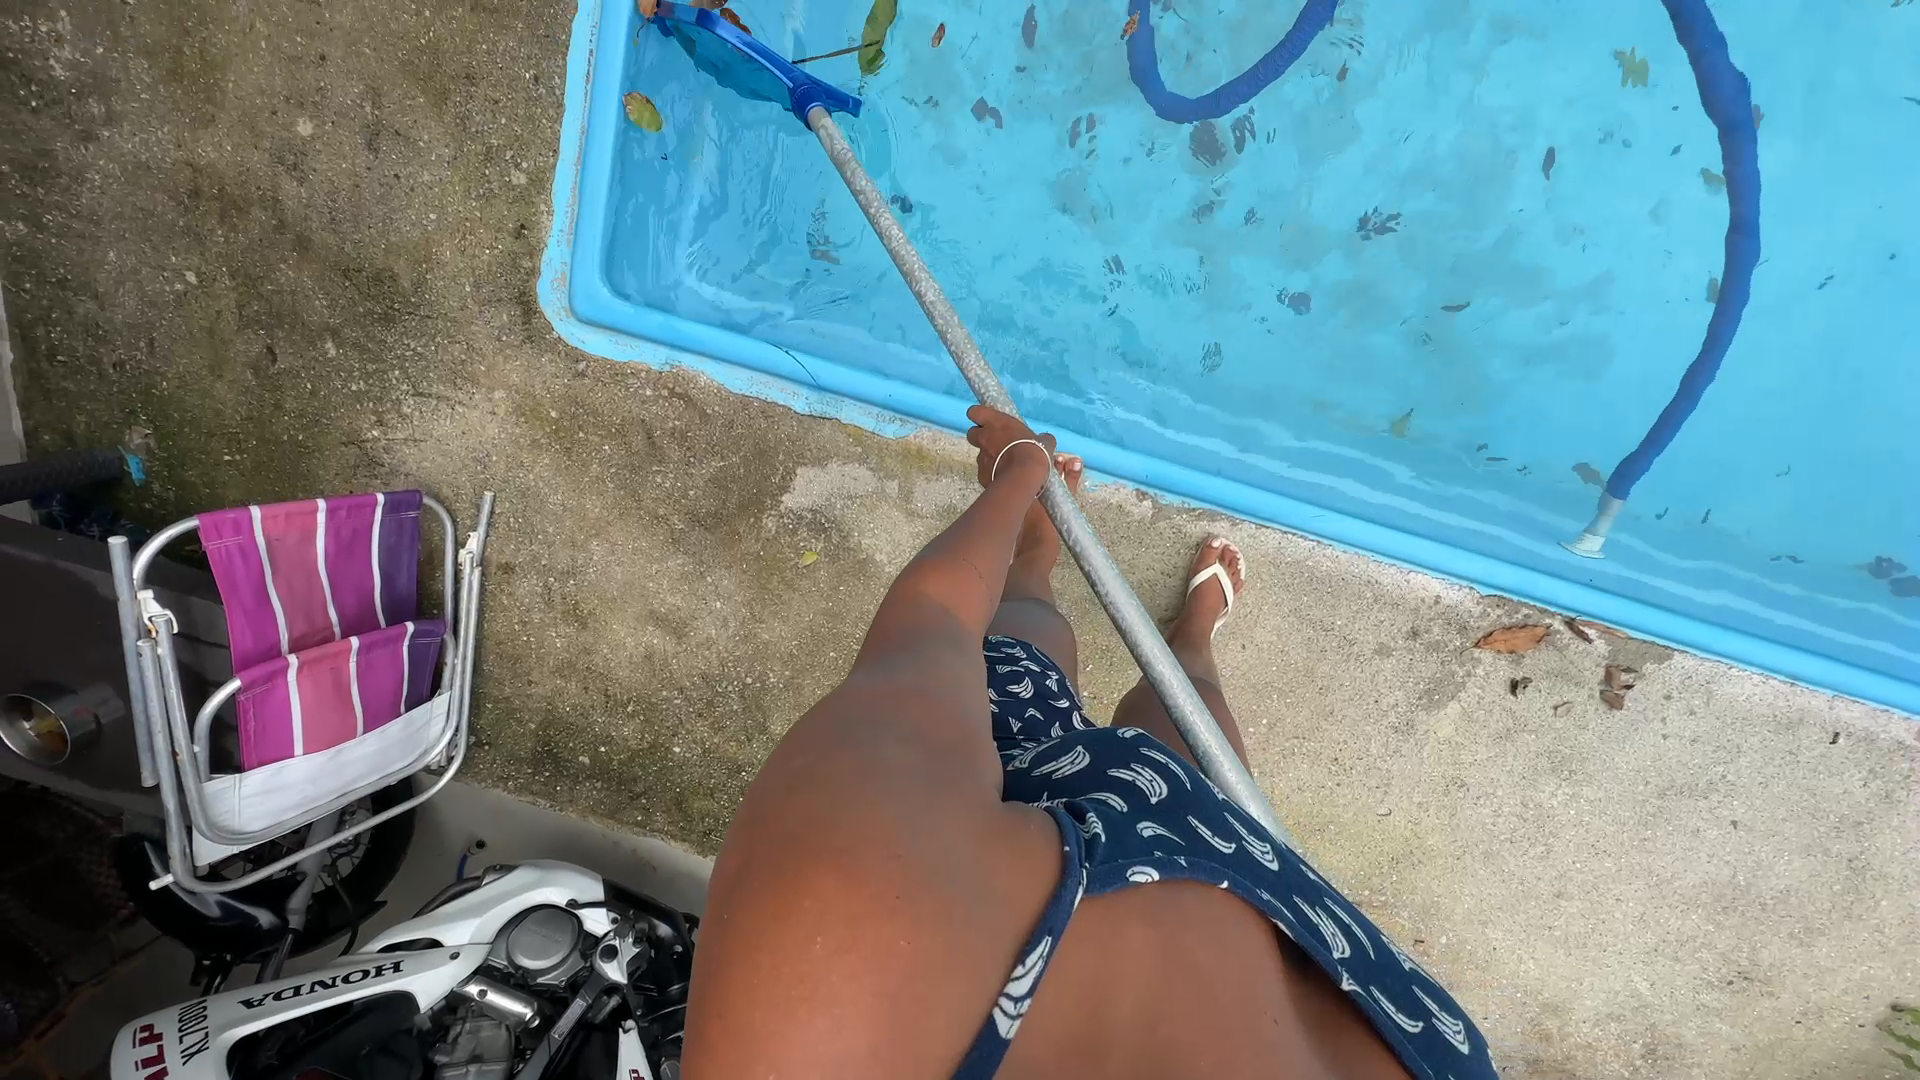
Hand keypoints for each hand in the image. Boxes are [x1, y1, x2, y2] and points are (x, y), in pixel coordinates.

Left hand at [965, 405, 1054, 492]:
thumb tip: (1045, 440)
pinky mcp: (981, 475)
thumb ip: (1040, 438)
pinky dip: (991, 474)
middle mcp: (984, 438)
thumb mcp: (1043, 441)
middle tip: (995, 443)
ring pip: (980, 455)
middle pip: (972, 433)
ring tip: (1005, 465)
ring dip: (989, 458)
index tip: (987, 421)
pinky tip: (1004, 478)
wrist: (1024, 477)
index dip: (979, 416)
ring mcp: (980, 458)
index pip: (975, 411)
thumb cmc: (1034, 452)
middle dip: (981, 437)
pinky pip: (984, 472)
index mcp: (996, 422)